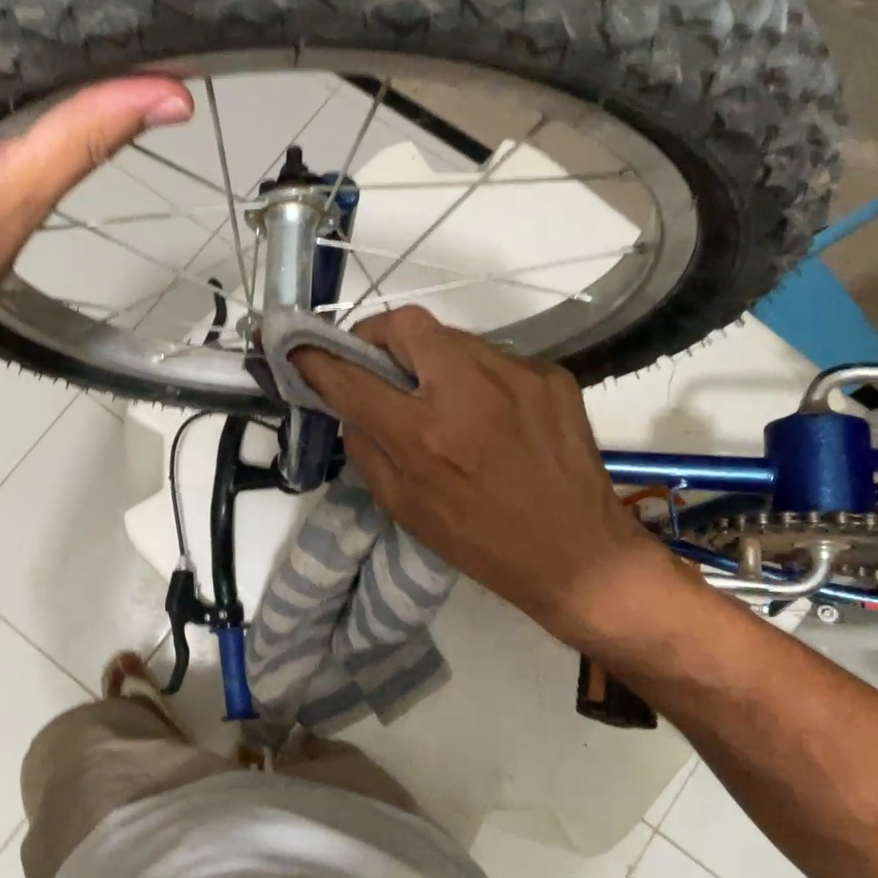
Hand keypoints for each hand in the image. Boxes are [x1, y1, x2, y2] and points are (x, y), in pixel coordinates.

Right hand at [293, 307, 678, 648]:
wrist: (578, 553)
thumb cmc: (481, 542)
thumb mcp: (404, 507)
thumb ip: (368, 448)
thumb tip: (352, 406)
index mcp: (425, 435)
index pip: (353, 379)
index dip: (317, 360)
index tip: (300, 351)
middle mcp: (469, 391)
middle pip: (405, 324)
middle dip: (376, 336)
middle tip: (373, 363)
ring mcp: (516, 376)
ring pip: (451, 336)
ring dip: (427, 356)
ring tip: (433, 394)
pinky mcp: (551, 375)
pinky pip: (494, 358)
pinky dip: (473, 375)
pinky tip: (484, 412)